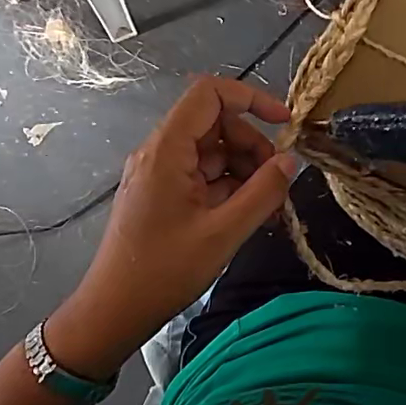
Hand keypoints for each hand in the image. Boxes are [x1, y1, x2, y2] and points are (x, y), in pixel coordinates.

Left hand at [45, 77, 295, 379]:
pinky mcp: (163, 194)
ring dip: (245, 172)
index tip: (284, 123)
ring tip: (267, 209)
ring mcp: (160, 174)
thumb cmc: (164, 271)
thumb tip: (291, 161)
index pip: (210, 94)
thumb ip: (263, 193)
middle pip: (216, 125)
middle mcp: (160, 152)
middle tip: (277, 185)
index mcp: (168, 150)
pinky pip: (203, 176)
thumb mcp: (224, 233)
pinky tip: (248, 216)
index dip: (251, 98)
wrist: (114, 310)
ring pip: (213, 153)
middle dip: (253, 147)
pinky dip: (230, 189)